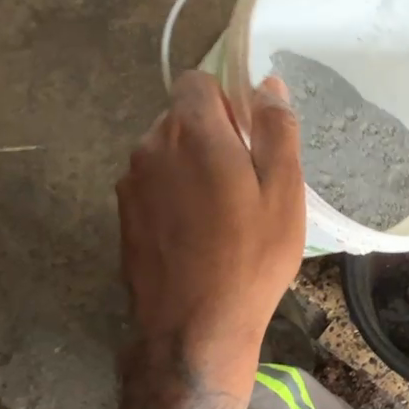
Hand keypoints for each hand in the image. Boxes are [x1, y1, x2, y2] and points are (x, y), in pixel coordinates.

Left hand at [118, 72, 304, 394]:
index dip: (227, 101)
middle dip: (212, 137)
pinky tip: (197, 237)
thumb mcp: (284, 193)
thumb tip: (267, 86)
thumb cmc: (251, 259)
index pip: (198, 81)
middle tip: (246, 186)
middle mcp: (151, 146)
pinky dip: (174, 196)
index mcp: (193, 132)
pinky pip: (154, 185)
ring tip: (222, 217)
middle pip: (181, 118)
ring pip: (166, 152)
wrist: (195, 327)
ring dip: (192, 167)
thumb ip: (276, 130)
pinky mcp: (123, 214)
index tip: (249, 140)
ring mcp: (131, 182)